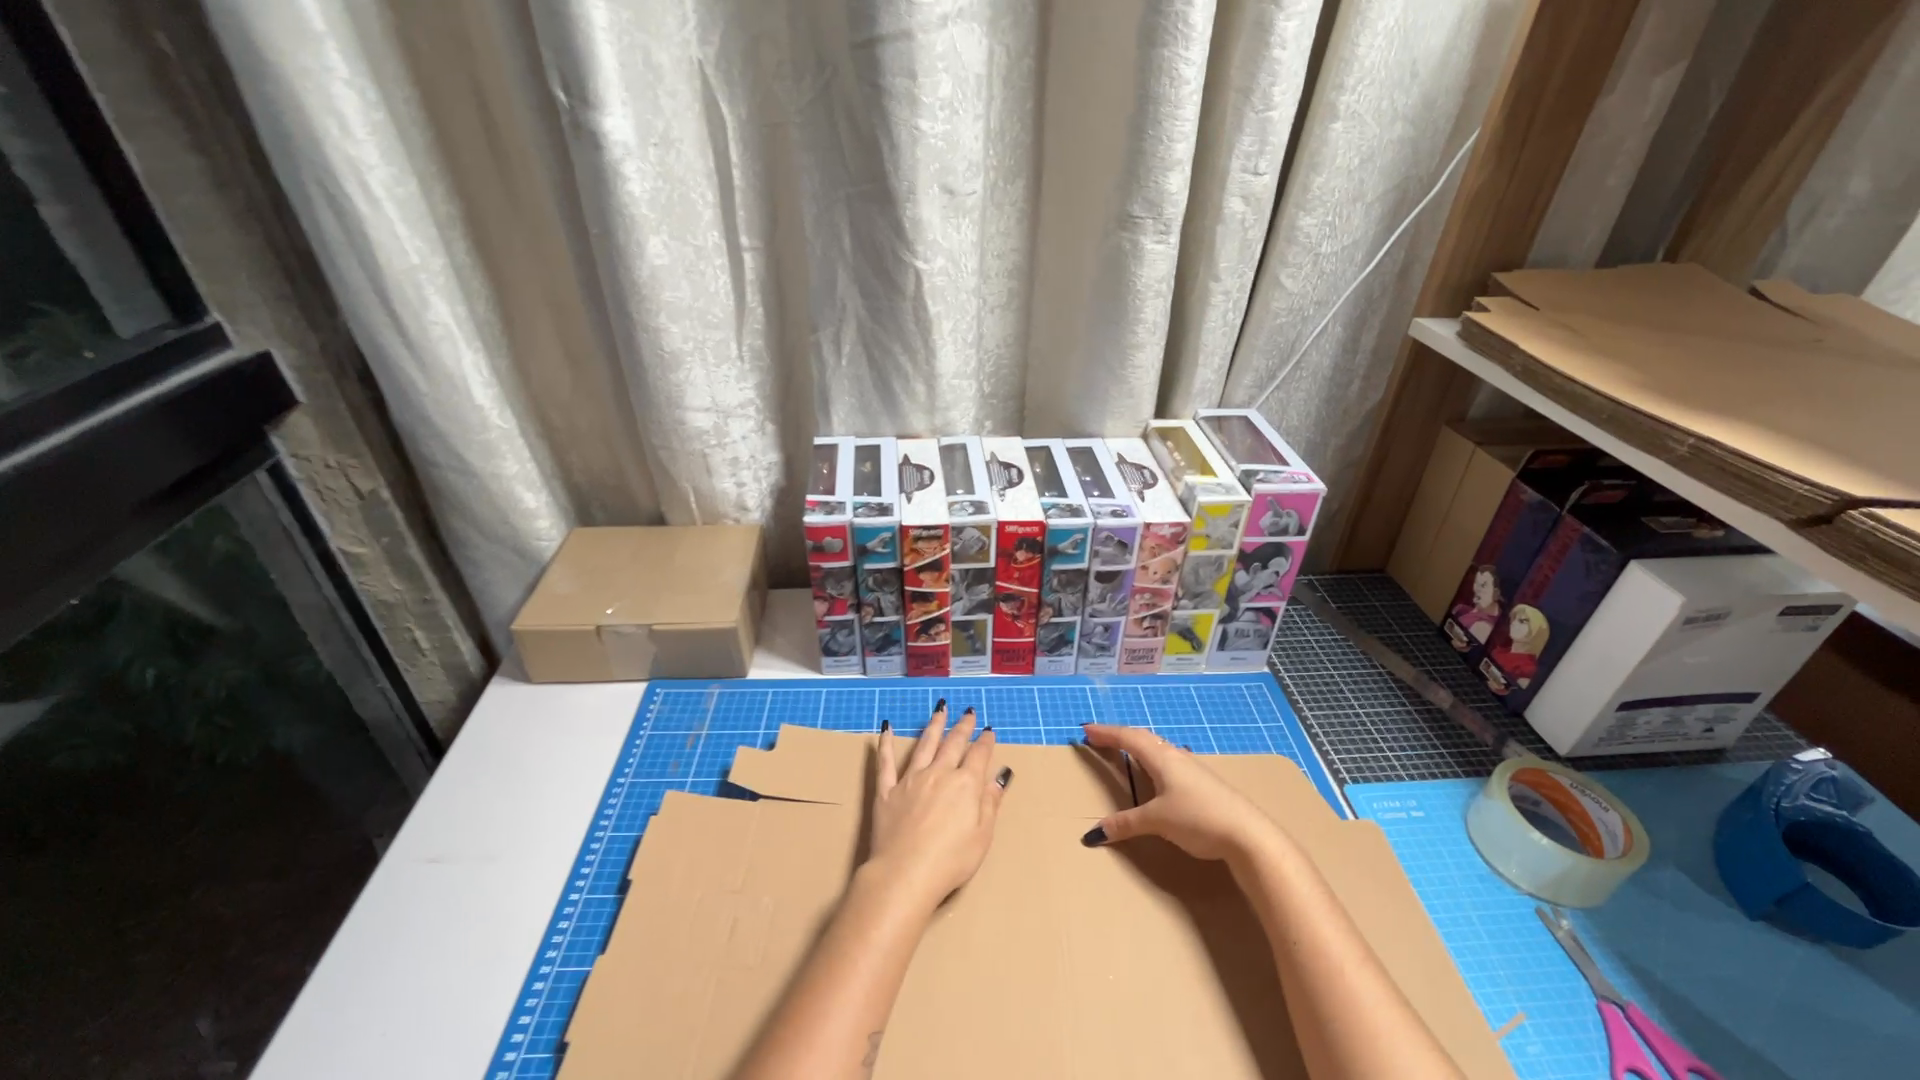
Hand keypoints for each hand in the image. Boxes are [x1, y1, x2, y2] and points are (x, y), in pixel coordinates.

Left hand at [866, 701, 1010, 907]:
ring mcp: (910, 780)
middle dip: (962, 727)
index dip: (985, 742)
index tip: (989, 731)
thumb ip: (991, 801)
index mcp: (965, 784)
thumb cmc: (951, 861)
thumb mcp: (983, 834)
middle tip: (968, 713)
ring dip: (934, 726)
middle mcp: (938, 774)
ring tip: (939, 710)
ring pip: (924, 745)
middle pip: (953, 744)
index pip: (979, 755)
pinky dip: (886, 743)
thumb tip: (1001, 774)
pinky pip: (885, 762)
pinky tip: (887, 727)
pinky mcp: (887, 791)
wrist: (905, 874)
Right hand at [1081, 723, 1278, 860]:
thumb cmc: (1198, 818)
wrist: (1248, 835)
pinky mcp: (1206, 784)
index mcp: (1163, 758)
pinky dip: (1155, 762)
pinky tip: (1161, 774)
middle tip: (1100, 739)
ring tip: (1126, 752)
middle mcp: (1178, 757)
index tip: (1086, 729)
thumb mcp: (1157, 821)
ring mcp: (1195, 770)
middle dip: (1120, 737)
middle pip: (1144, 739)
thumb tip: (1093, 834)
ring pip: (1161, 749)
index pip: (1129, 738)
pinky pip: (1172, 763)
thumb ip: (1125, 824)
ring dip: (1140, 747)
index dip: (1106, 732)